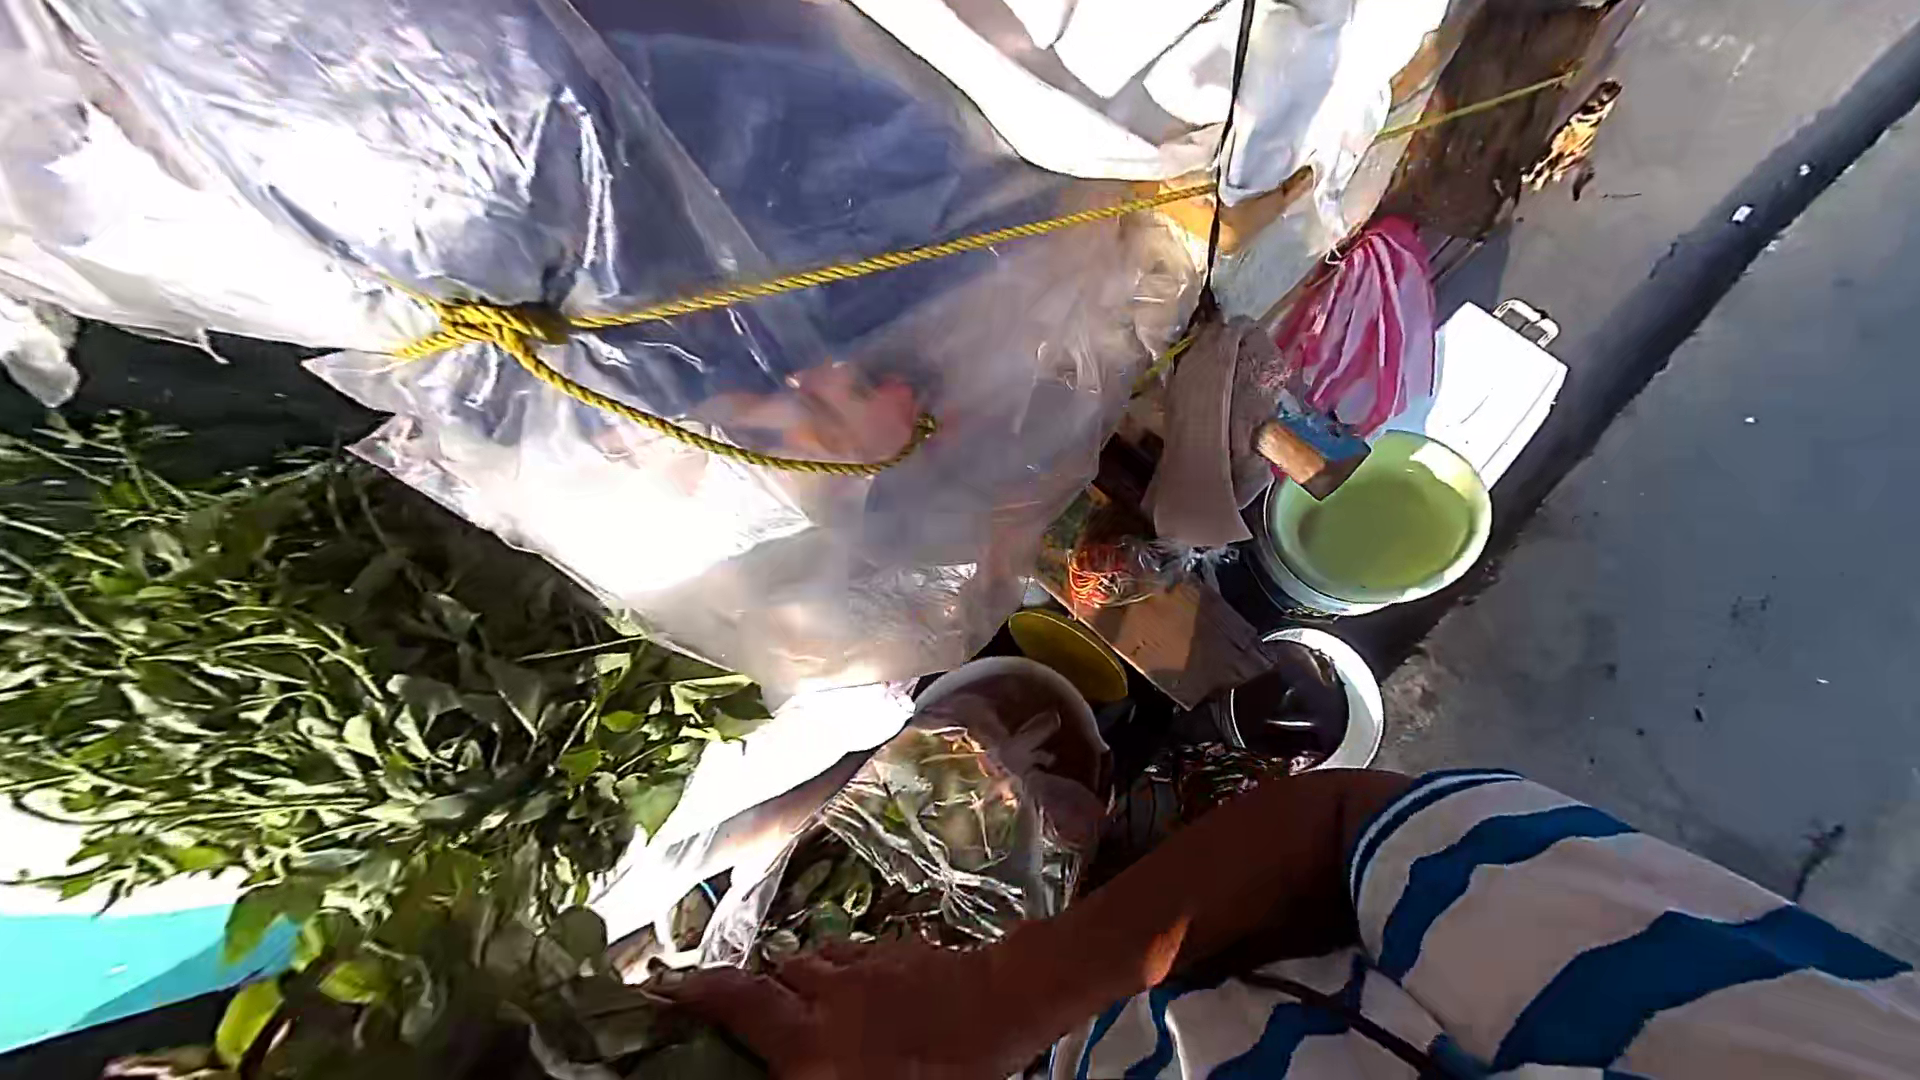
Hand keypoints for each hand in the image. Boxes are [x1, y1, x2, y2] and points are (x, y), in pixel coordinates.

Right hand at [669, 940, 1048, 1079]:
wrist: (995, 1005)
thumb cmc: (935, 1072)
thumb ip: (808, 1072)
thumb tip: (781, 1063)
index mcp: (814, 1039)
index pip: (742, 1006)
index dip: (698, 993)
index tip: (665, 985)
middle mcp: (830, 993)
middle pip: (774, 974)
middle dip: (748, 984)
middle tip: (736, 1000)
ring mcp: (864, 964)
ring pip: (811, 959)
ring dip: (795, 975)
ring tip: (793, 994)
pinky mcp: (893, 949)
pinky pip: (850, 953)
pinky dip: (837, 967)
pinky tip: (850, 983)